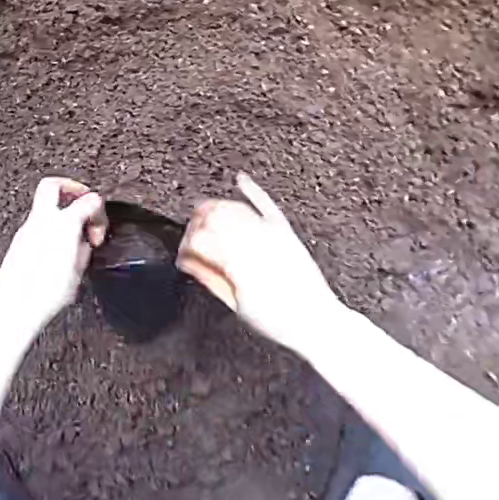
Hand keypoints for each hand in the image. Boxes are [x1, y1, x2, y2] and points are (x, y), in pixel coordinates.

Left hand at [0, 177, 108, 334]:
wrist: (14, 308)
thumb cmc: (46, 293)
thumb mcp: (78, 270)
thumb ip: (84, 248)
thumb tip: (85, 241)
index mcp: (63, 224)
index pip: (89, 200)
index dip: (99, 211)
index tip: (98, 228)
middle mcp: (42, 221)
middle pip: (53, 184)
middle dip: (71, 186)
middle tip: (82, 198)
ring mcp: (27, 229)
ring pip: (43, 205)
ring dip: (60, 210)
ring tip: (72, 233)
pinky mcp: (18, 242)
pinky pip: (37, 224)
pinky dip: (50, 226)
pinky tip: (58, 247)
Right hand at [178, 173, 345, 353]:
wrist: (316, 320)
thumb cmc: (279, 320)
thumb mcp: (236, 306)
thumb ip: (210, 279)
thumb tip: (188, 263)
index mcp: (239, 264)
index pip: (201, 240)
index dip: (186, 245)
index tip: (182, 253)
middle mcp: (255, 242)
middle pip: (215, 218)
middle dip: (196, 224)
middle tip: (189, 235)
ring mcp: (271, 233)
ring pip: (235, 207)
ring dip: (216, 206)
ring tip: (204, 212)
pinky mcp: (284, 230)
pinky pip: (266, 203)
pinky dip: (252, 189)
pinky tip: (241, 179)